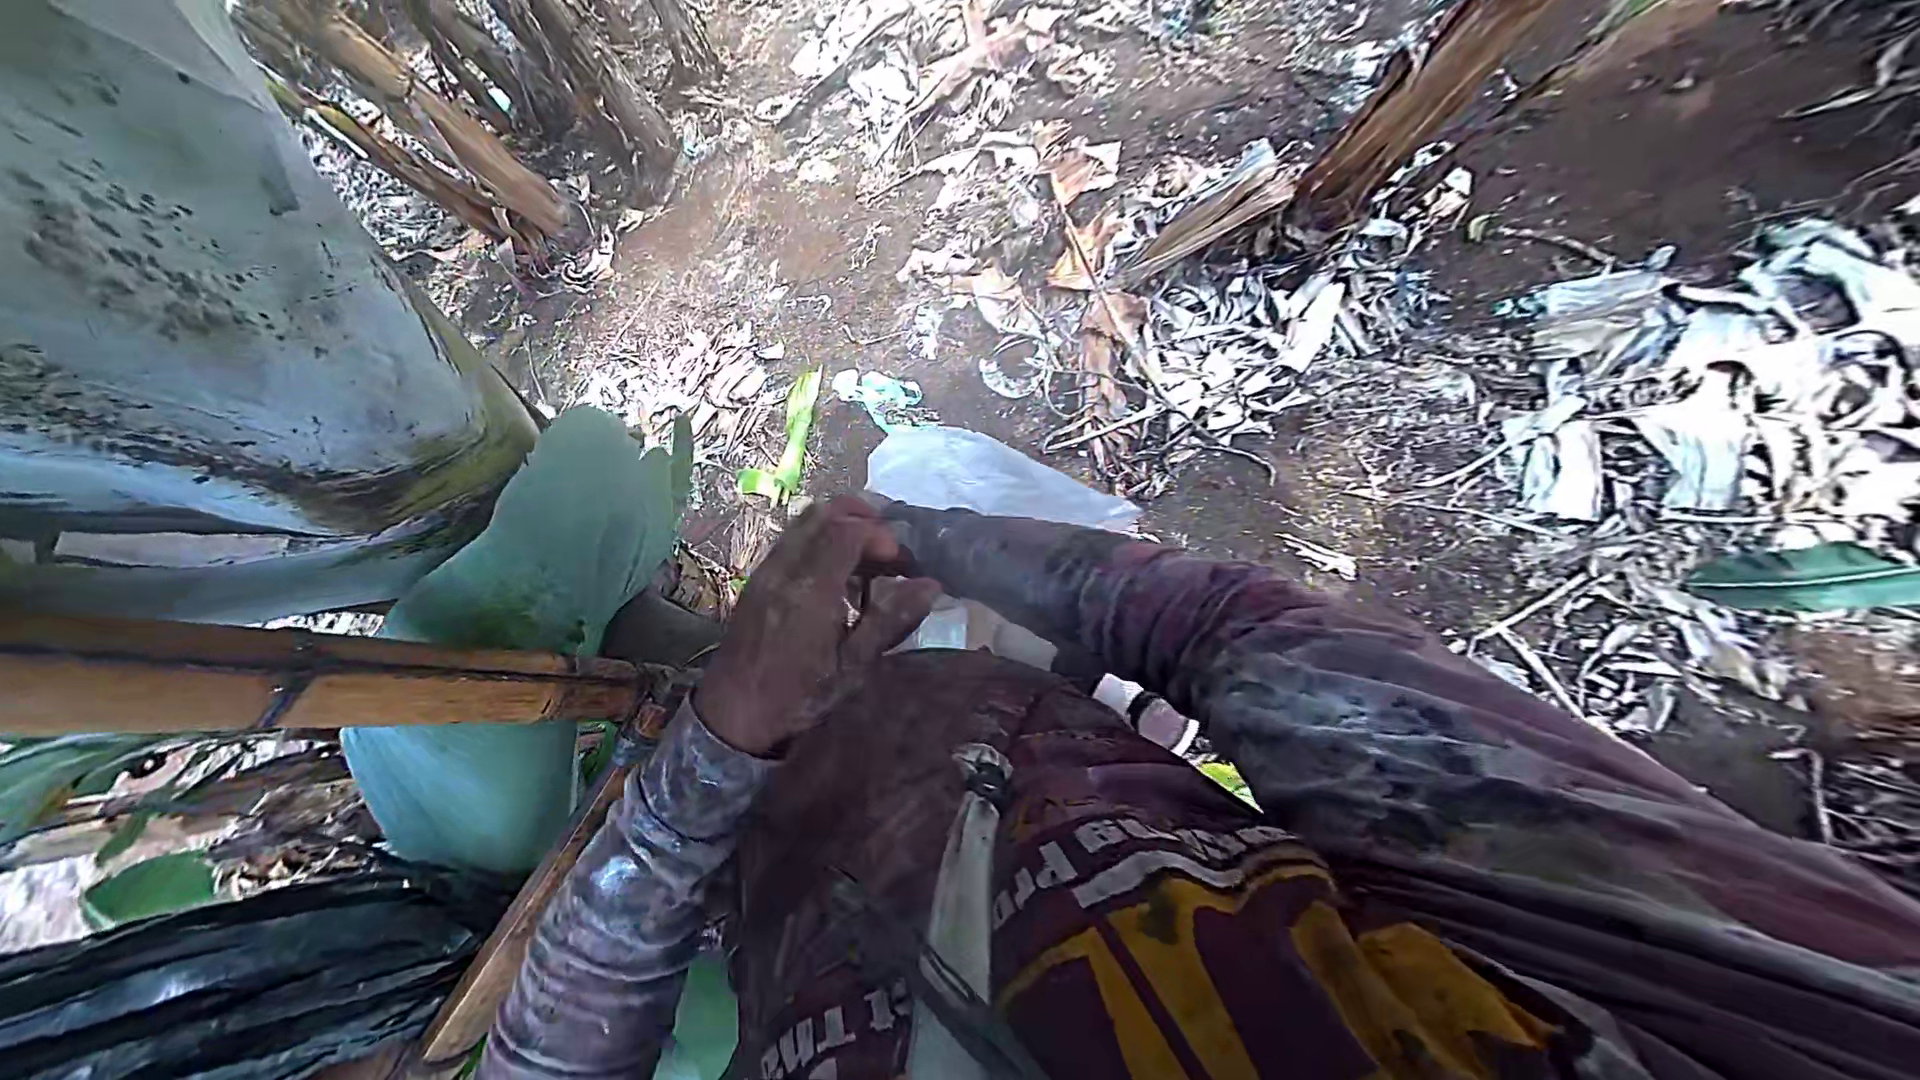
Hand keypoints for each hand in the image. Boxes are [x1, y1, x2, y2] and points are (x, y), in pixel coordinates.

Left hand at [694, 496, 941, 755]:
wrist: (733, 713)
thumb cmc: (798, 696)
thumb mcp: (853, 667)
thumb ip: (890, 620)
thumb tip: (931, 585)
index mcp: (810, 592)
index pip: (846, 532)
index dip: (879, 535)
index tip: (899, 562)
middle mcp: (785, 570)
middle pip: (823, 514)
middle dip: (862, 518)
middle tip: (887, 547)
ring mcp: (767, 571)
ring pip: (805, 522)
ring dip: (840, 525)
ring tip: (866, 554)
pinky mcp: (758, 578)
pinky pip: (792, 538)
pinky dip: (821, 537)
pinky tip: (837, 569)